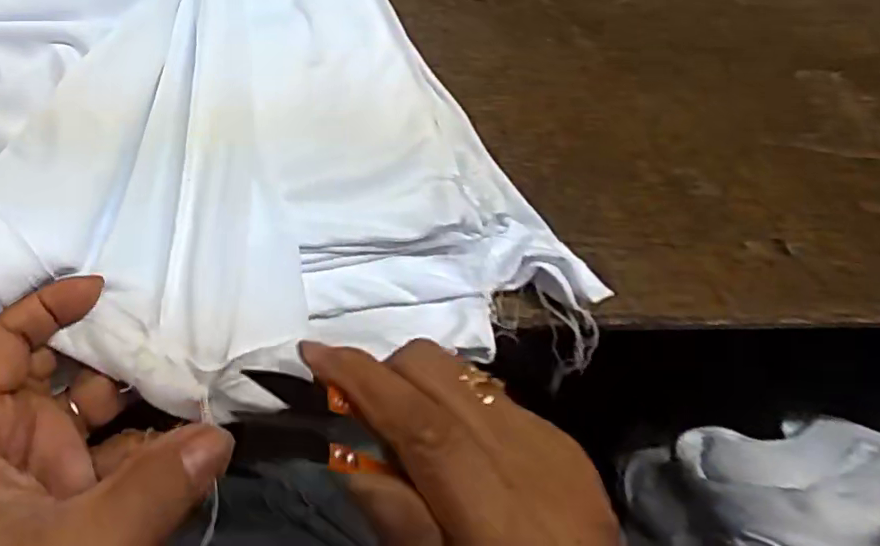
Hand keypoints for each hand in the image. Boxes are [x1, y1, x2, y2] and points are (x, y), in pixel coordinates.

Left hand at [0, 276, 234, 545]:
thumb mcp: (82, 544)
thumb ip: (151, 487)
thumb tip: (221, 436)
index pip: (6, 343)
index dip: (48, 306)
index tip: (101, 290)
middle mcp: (7, 444)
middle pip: (54, 366)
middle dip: (106, 345)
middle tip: (156, 324)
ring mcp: (44, 473)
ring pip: (93, 408)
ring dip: (140, 393)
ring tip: (187, 371)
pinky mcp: (77, 503)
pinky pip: (118, 453)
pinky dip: (154, 442)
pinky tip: (194, 435)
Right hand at [301, 339, 618, 545]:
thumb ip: (397, 520)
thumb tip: (341, 446)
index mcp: (506, 525)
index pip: (425, 427)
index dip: (365, 382)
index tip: (313, 353)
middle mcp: (536, 468)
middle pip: (440, 374)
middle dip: (385, 374)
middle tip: (358, 411)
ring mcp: (556, 448)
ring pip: (460, 370)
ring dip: (416, 383)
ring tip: (405, 430)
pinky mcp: (566, 442)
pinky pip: (489, 392)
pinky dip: (453, 403)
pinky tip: (454, 446)